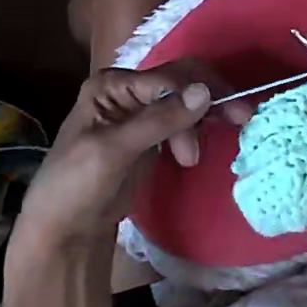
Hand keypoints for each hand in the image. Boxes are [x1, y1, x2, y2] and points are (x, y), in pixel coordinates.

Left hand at [16, 60, 249, 240]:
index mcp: (112, 84)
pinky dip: (196, 131)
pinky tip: (193, 152)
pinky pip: (184, 121)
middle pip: (182, 82)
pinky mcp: (152, 134)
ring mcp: (141, 112)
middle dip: (210, 99)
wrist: (65, 228)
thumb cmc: (77, 184)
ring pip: (187, 101)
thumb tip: (204, 92)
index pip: (168, 78)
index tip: (230, 116)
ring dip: (201, 121)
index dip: (200, 93)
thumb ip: (159, 120)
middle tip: (241, 119)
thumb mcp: (115, 150)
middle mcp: (128, 90)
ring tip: (191, 159)